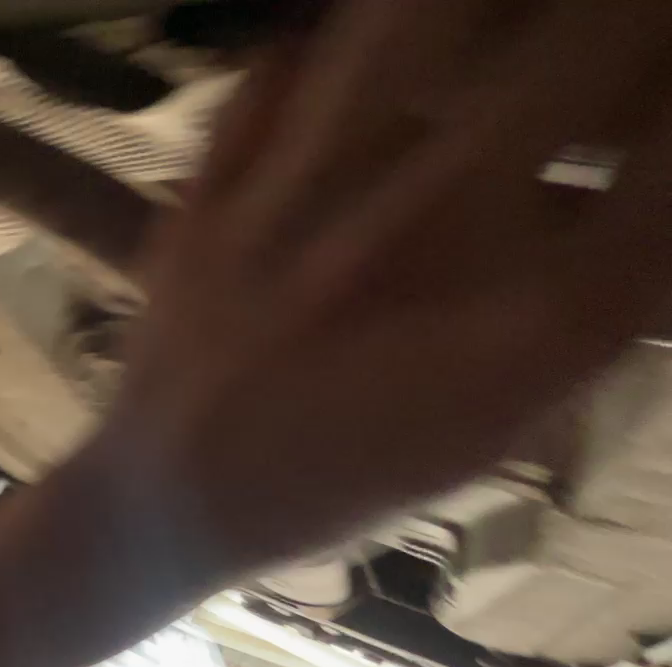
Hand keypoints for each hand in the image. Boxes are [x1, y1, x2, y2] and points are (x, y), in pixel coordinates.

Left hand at [102, 0, 671, 575]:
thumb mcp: (488, 430)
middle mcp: (407, 249)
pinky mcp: (193, 214)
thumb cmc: (324, 487)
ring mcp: (283, 220)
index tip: (654, 105)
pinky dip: (323, 43)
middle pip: (586, 43)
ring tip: (497, 22)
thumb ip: (596, 310)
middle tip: (604, 35)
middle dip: (619, 23)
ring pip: (407, 23)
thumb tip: (648, 184)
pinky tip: (353, 51)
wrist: (158, 503)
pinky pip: (269, 79)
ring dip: (469, 4)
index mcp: (518, 325)